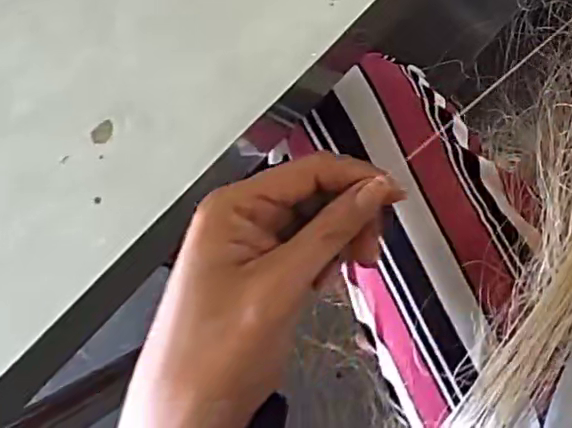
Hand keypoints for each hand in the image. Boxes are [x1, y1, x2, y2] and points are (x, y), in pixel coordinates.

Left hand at [121, 154, 404, 427]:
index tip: (390, 191)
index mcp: (233, 207)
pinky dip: (328, 257)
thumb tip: (369, 191)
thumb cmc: (204, 364)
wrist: (182, 427)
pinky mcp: (261, 270)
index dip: (355, 177)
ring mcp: (250, 243)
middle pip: (315, 191)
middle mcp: (240, 217)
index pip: (309, 169)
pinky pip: (307, 245)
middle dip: (351, 213)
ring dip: (342, 237)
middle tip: (372, 242)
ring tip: (354, 264)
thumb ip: (330, 232)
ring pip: (316, 218)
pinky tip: (328, 277)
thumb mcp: (279, 288)